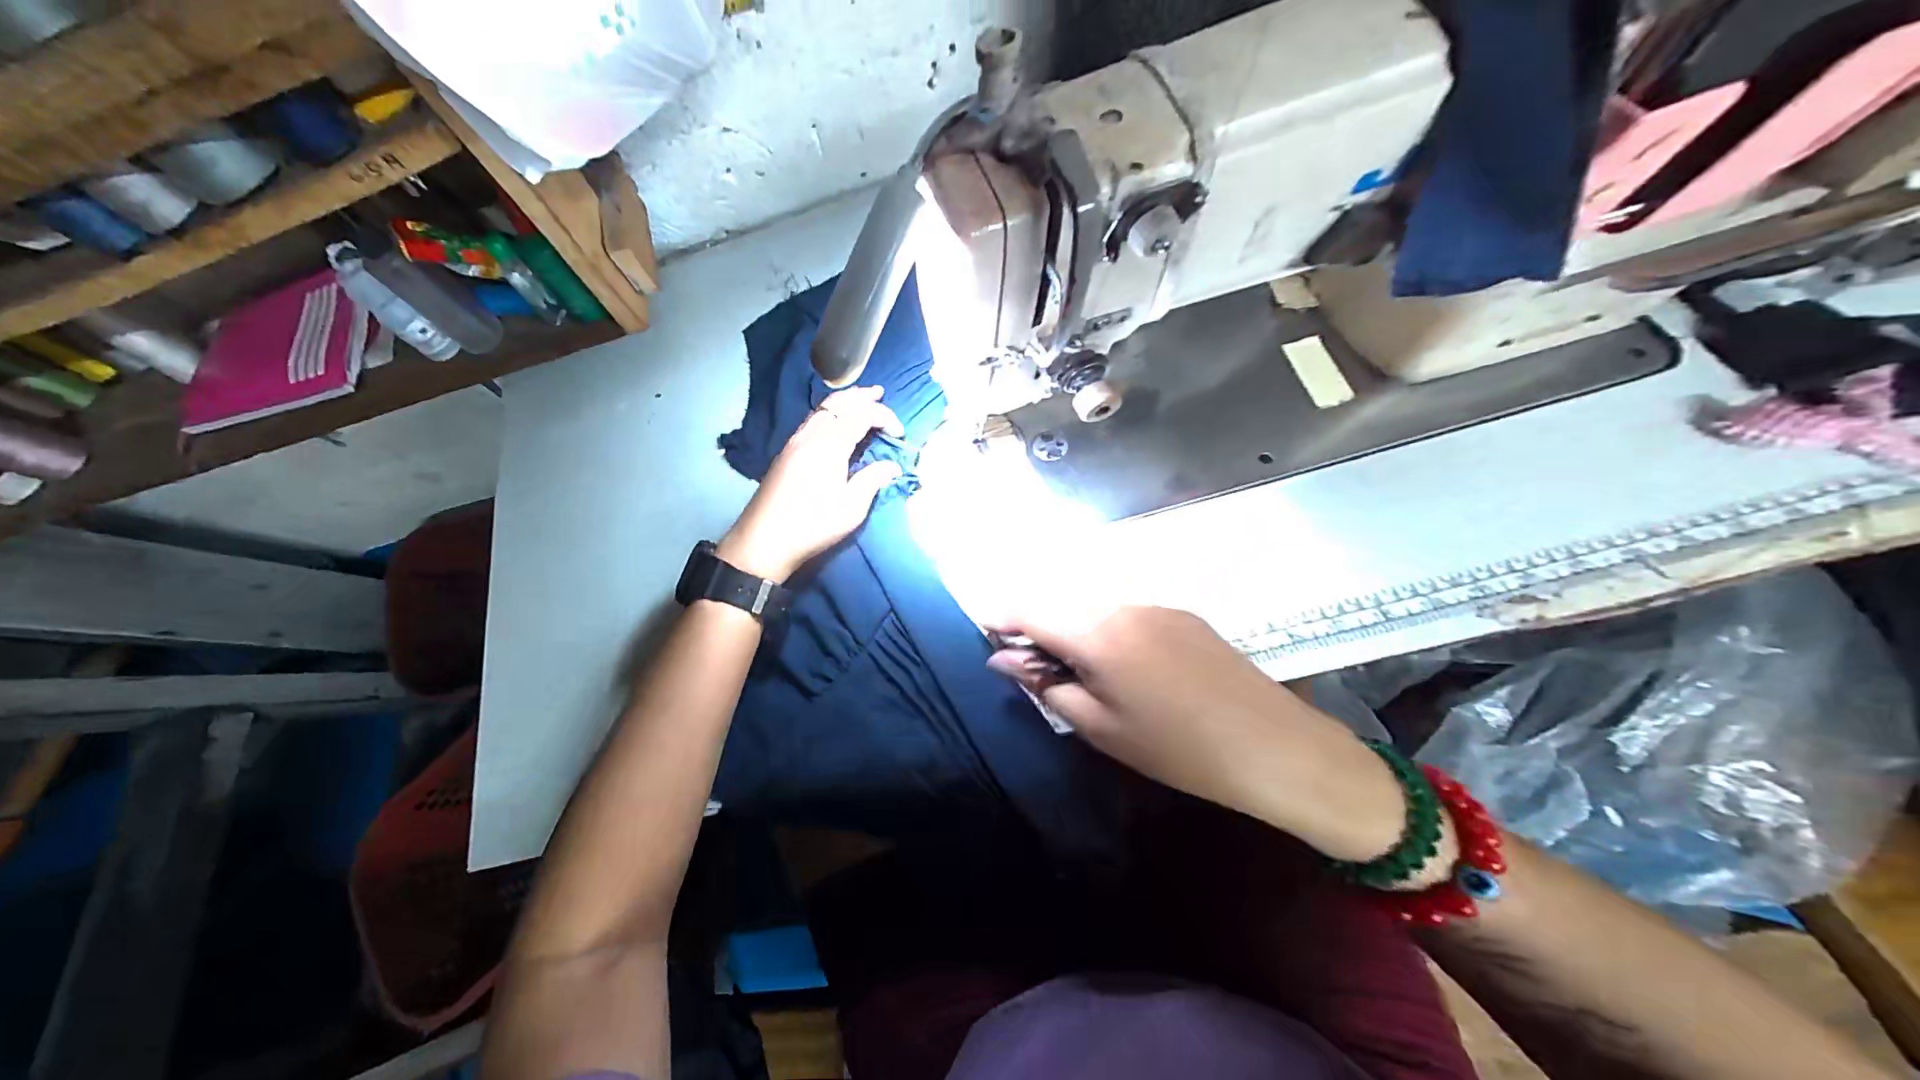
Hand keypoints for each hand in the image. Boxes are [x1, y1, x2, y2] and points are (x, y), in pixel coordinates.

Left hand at [717, 386, 904, 582]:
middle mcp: (811, 435)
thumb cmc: (813, 524)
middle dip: (860, 396)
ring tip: (859, 401)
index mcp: (830, 444)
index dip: (884, 417)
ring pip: (821, 409)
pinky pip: (812, 420)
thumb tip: (891, 466)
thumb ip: (873, 480)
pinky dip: (829, 413)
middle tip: (879, 393)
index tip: (899, 434)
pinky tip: (834, 422)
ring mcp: (795, 442)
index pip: (861, 415)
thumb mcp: (852, 507)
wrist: (765, 539)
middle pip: (837, 403)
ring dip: (843, 402)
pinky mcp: (786, 453)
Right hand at [986, 606, 1409, 862]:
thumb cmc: (1177, 750)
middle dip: (1040, 627)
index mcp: (1099, 633)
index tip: (986, 633)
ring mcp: (1160, 608)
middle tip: (1035, 668)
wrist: (1276, 748)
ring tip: (1083, 675)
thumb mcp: (1101, 728)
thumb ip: (1047, 686)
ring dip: (1076, 630)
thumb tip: (1004, 660)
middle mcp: (1125, 606)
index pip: (1031, 609)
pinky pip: (1130, 616)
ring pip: (1097, 609)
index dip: (1002, 617)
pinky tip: (1127, 671)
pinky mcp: (1186, 617)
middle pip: (1064, 604)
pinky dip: (1110, 633)